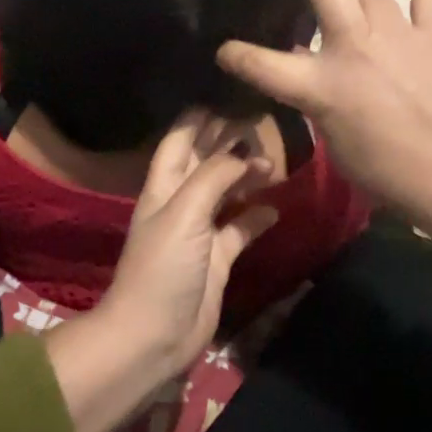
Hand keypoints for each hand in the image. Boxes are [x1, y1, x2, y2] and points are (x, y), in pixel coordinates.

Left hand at [101, 111, 280, 368]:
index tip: (228, 96)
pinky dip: (256, 215)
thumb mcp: (184, 213)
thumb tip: (243, 153)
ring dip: (245, 176)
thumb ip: (213, 178)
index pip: (179, 140)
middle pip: (204, 162)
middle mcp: (179, 203)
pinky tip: (277, 205)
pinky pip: (239, 229)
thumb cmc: (162, 268)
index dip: (198, 118)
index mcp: (163, 186)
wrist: (154, 335)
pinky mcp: (217, 259)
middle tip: (262, 121)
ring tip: (275, 159)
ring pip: (224, 193)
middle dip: (227, 141)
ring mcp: (198, 232)